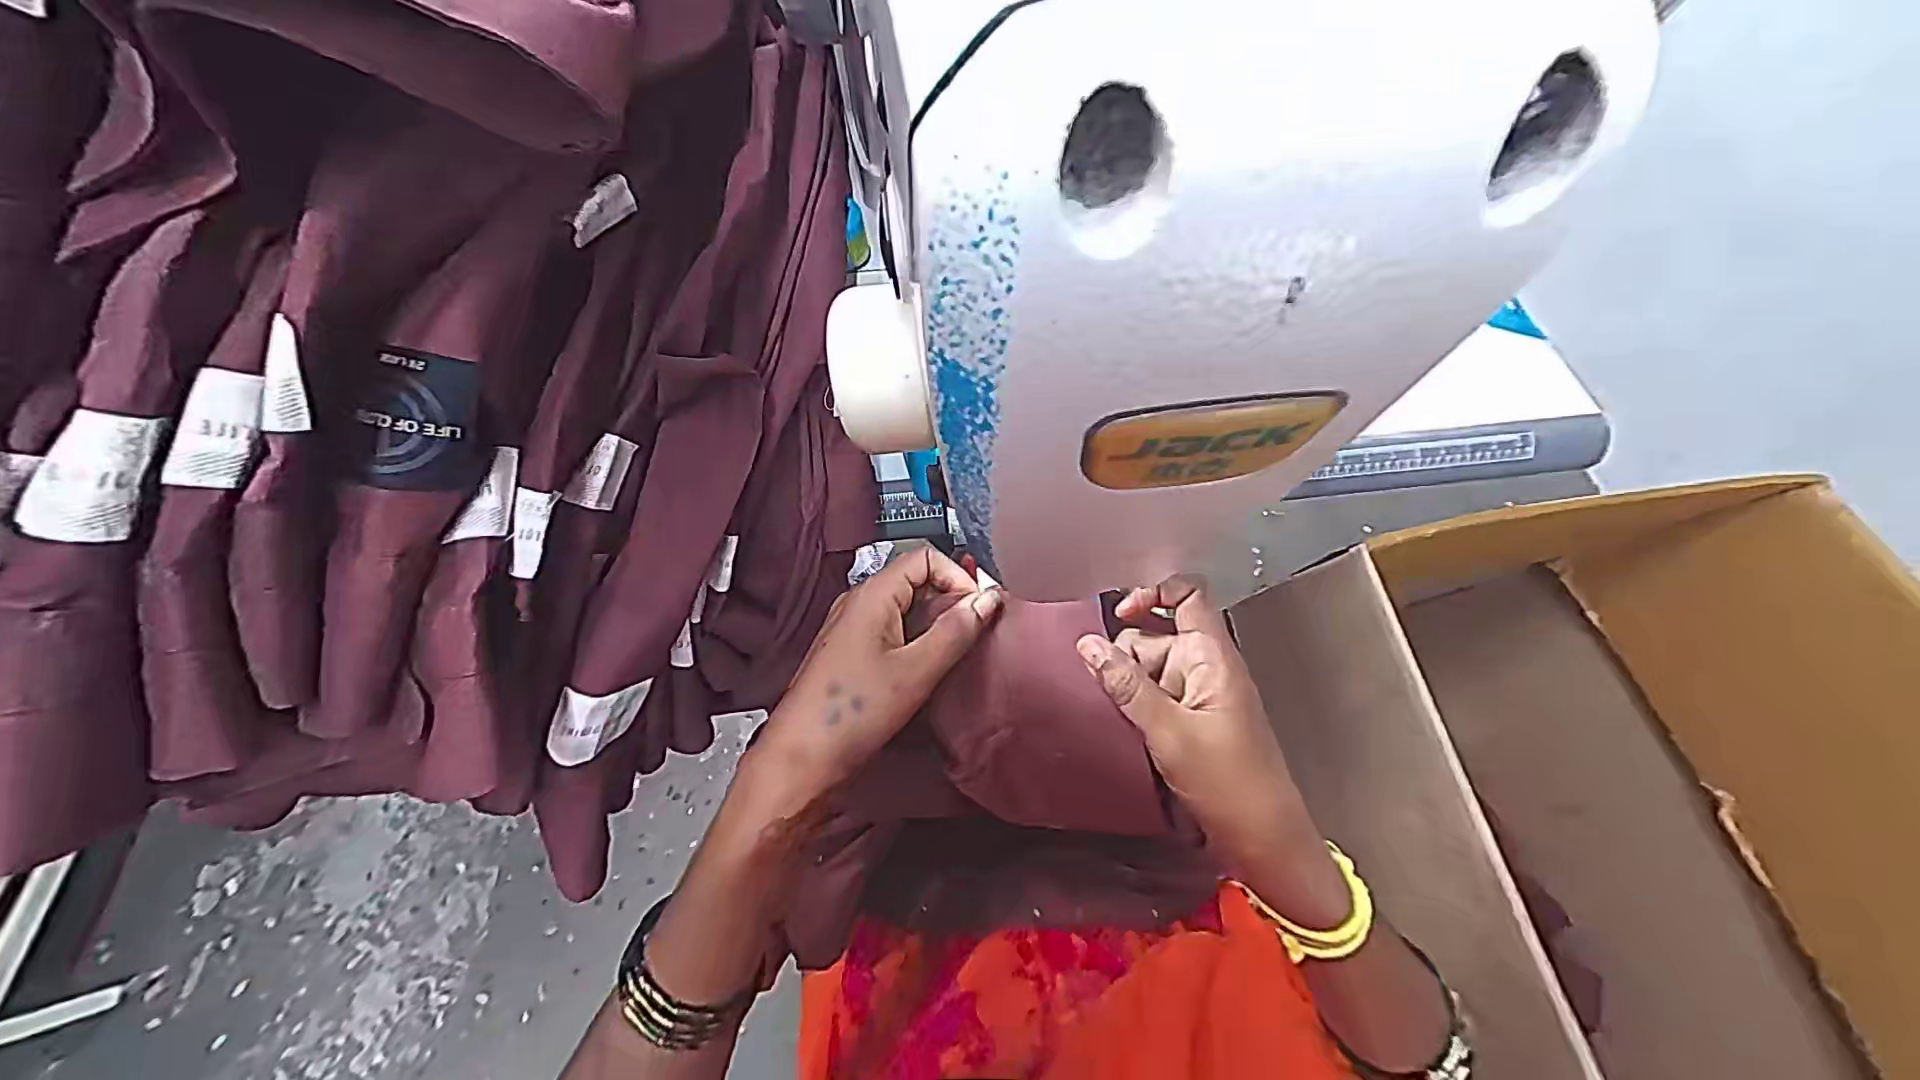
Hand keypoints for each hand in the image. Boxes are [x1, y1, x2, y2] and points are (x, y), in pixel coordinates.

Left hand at [741, 546, 1004, 819]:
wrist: (801, 758)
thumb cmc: (850, 714)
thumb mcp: (916, 671)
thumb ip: (956, 631)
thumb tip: (988, 600)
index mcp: (872, 595)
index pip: (926, 557)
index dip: (958, 577)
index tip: (978, 609)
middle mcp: (859, 602)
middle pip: (918, 580)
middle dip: (951, 601)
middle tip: (971, 635)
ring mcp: (853, 627)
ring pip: (908, 607)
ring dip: (936, 624)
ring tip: (951, 656)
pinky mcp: (853, 652)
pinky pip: (894, 630)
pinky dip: (918, 642)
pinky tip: (926, 670)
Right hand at [1076, 575, 1349, 926]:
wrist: (1263, 841)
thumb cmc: (1229, 783)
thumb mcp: (1168, 730)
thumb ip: (1125, 684)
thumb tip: (1087, 644)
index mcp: (1212, 656)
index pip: (1187, 595)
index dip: (1152, 593)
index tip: (1120, 615)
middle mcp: (1204, 667)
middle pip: (1153, 635)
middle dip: (1126, 657)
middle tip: (1114, 693)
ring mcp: (1196, 695)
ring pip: (1146, 668)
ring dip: (1126, 685)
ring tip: (1121, 719)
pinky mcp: (1188, 720)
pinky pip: (1151, 695)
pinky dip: (1134, 704)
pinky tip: (1124, 726)